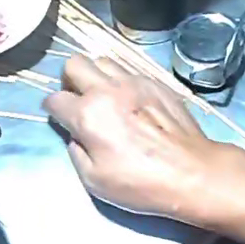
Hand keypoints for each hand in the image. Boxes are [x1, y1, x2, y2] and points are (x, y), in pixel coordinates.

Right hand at [43, 57, 244, 224]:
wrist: (192, 173)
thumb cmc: (141, 183)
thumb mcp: (95, 181)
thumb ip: (77, 153)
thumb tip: (76, 137)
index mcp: (88, 115)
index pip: (55, 99)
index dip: (52, 109)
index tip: (58, 117)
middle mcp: (107, 90)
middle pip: (75, 64)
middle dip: (69, 80)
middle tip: (78, 99)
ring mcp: (135, 82)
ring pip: (103, 60)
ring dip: (97, 75)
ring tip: (104, 97)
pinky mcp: (157, 83)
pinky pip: (130, 70)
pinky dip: (122, 81)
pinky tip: (130, 101)